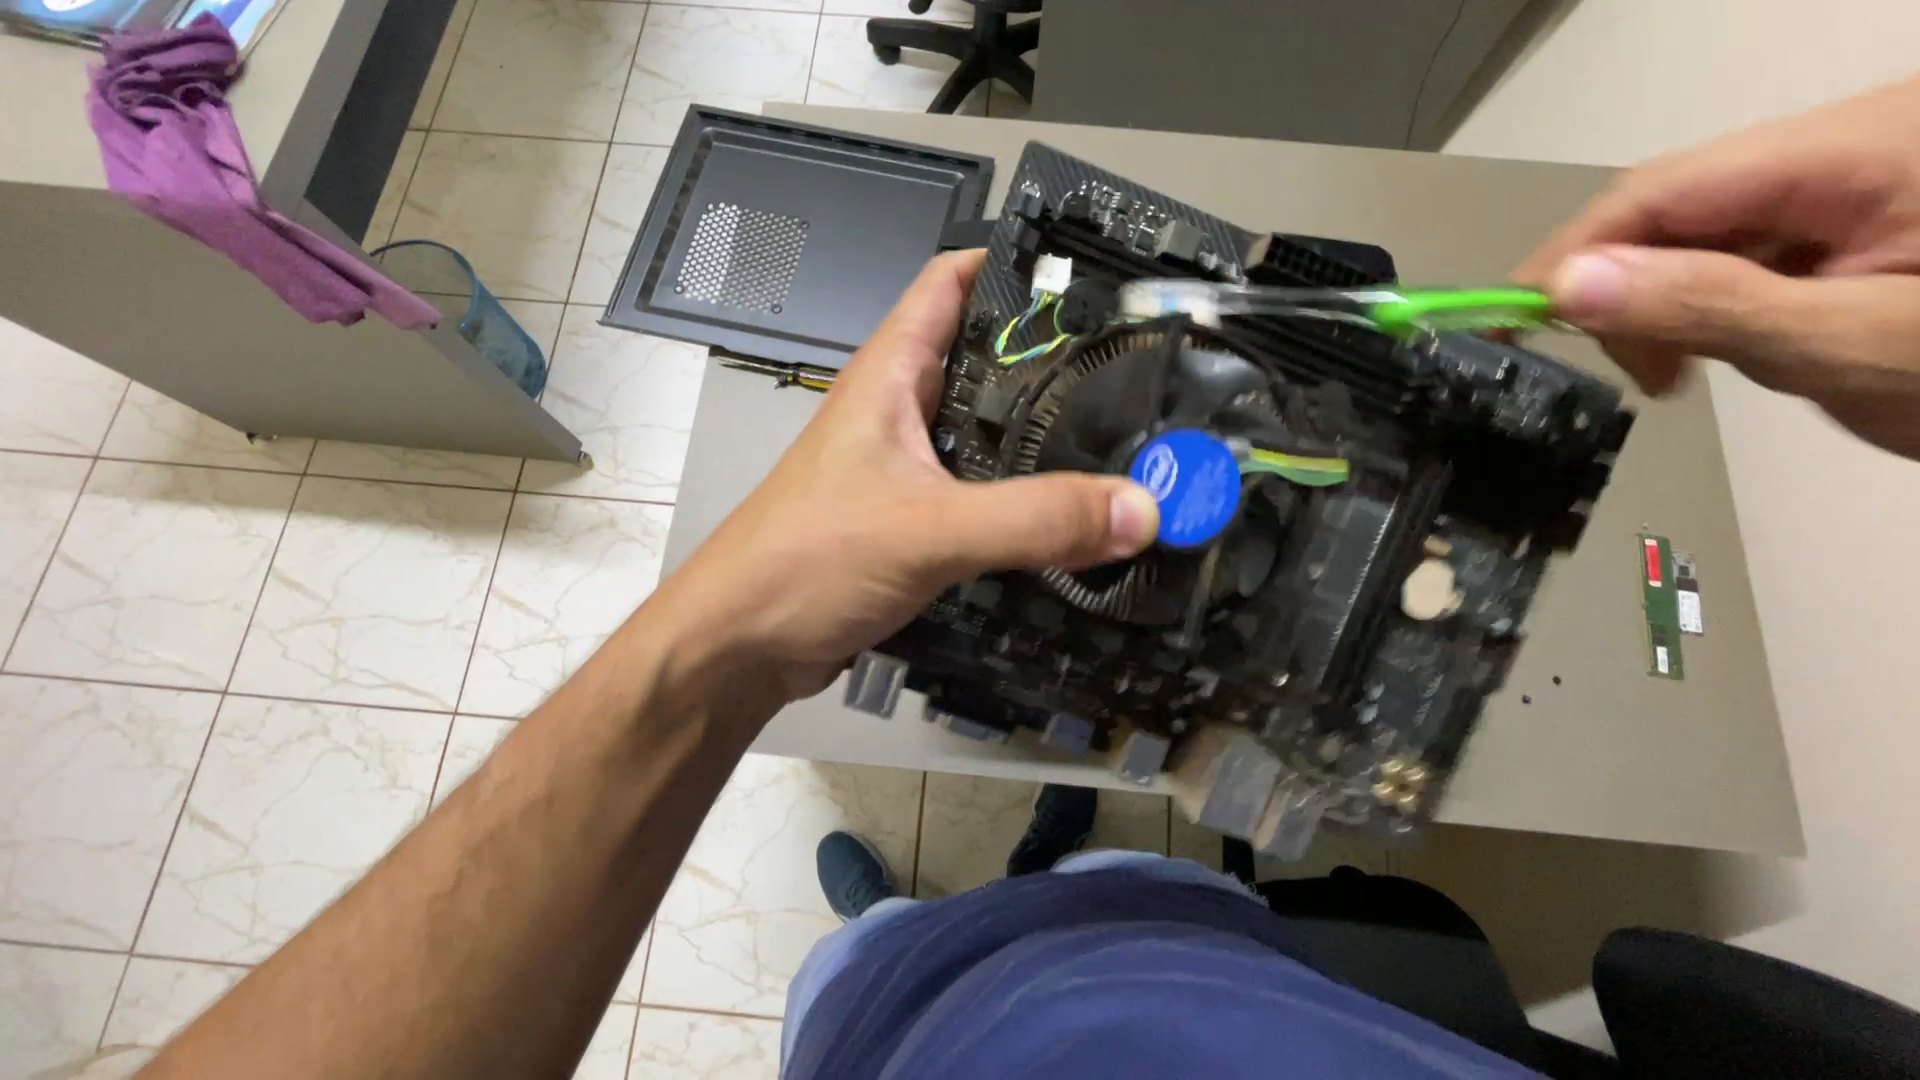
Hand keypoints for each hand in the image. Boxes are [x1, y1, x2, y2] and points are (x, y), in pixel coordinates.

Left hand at [657, 250, 1159, 702]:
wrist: (741, 645)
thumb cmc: (807, 561)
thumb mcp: (928, 528)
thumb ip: (1034, 519)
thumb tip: (1143, 507)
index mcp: (889, 376)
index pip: (950, 284)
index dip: (1011, 265)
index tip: (1089, 277)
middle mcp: (896, 413)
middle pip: (981, 363)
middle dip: (1048, 362)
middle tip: (1131, 372)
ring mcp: (901, 471)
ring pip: (982, 437)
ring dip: (1037, 440)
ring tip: (1118, 445)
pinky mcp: (907, 525)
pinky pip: (977, 498)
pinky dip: (1020, 502)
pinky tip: (1067, 521)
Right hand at [1513, 74, 1919, 458]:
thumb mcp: (1855, 345)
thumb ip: (1708, 308)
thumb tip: (1568, 287)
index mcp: (1856, 149)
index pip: (1657, 191)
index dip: (1568, 257)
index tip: (1512, 326)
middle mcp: (1846, 142)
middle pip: (1669, 206)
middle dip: (1619, 289)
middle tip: (1633, 373)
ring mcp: (1850, 174)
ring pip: (1693, 231)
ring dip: (1660, 301)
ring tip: (1684, 369)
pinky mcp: (1851, 209)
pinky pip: (1737, 245)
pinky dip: (1704, 300)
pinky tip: (1727, 339)